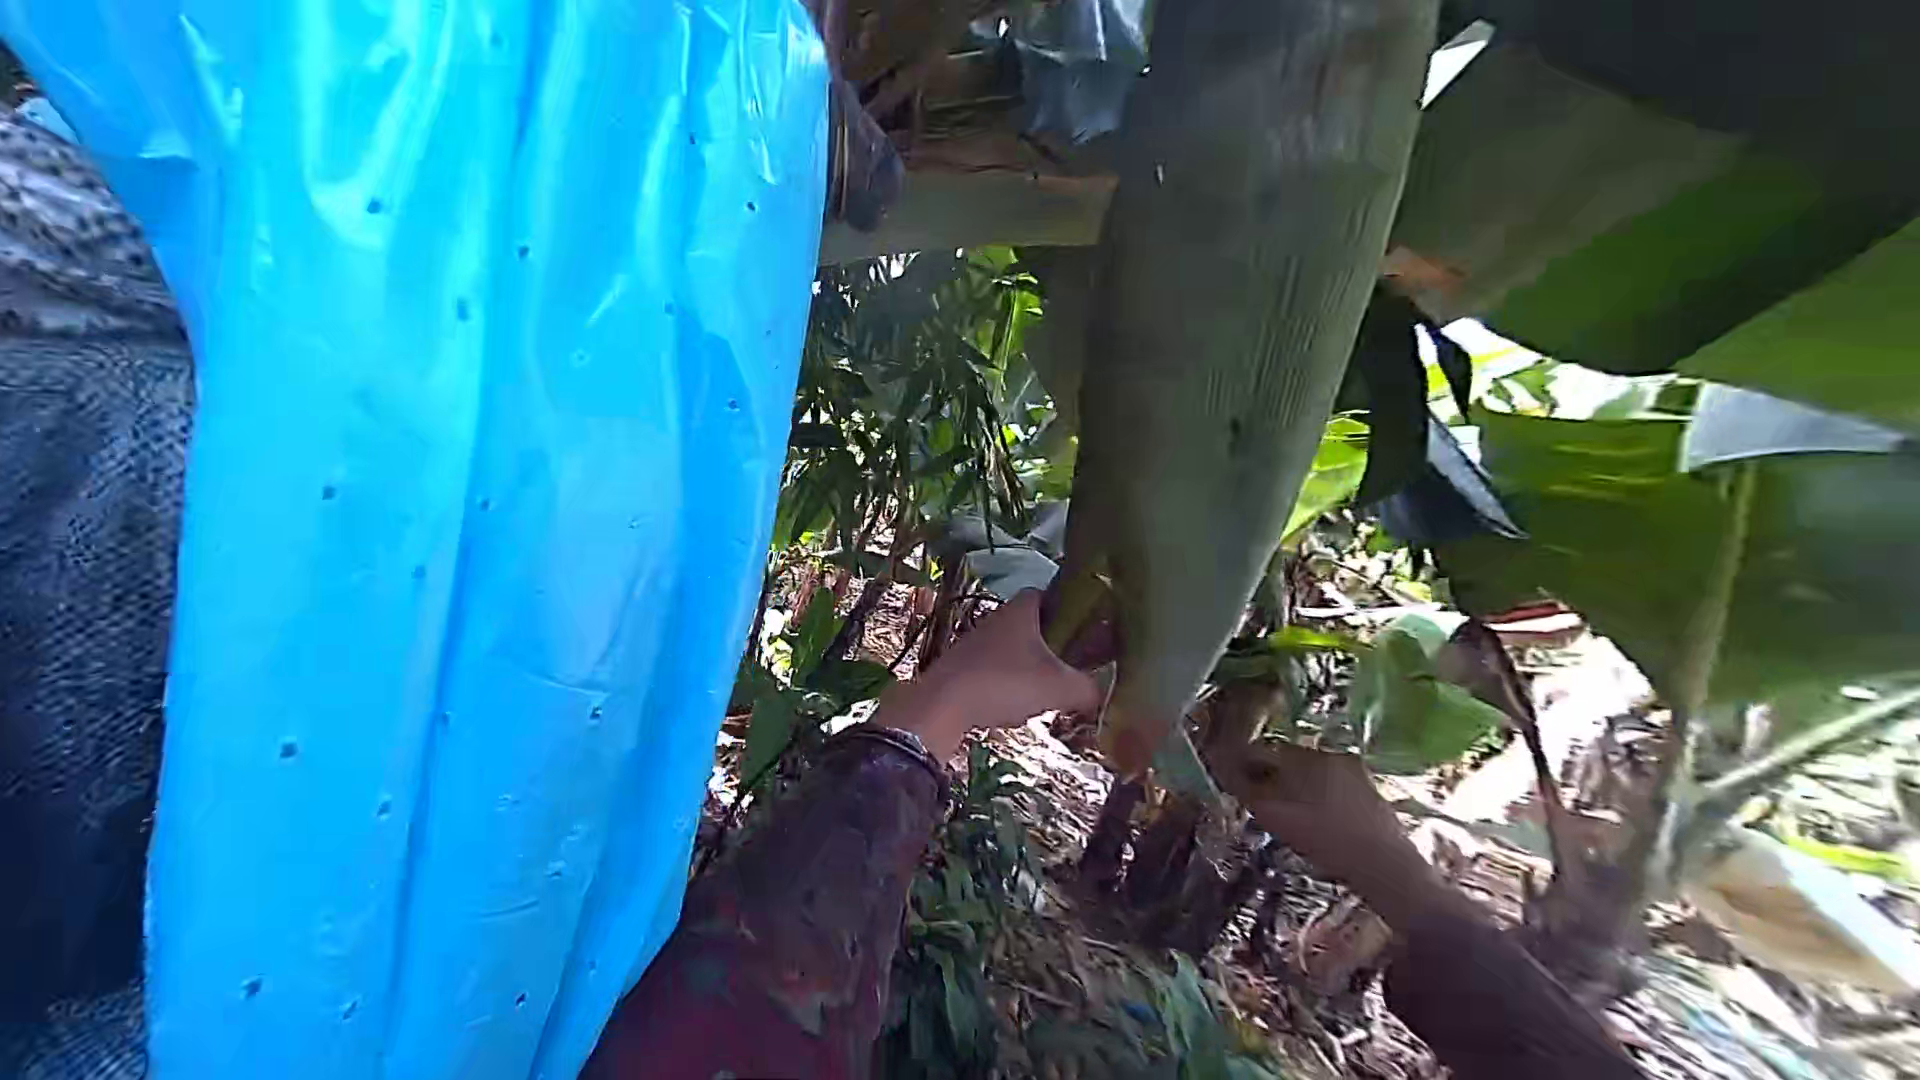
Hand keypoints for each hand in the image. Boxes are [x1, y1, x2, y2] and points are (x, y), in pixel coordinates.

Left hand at [876, 591, 1101, 759]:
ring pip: (1013, 647)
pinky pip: (995, 668)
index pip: (1048, 593)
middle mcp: (997, 617)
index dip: (1069, 606)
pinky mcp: (962, 665)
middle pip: (1032, 623)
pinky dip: (1008, 683)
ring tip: (1046, 691)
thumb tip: (1103, 694)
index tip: (1086, 628)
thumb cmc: (1006, 682)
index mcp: (1022, 609)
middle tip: (1071, 665)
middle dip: (1052, 643)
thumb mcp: (1060, 688)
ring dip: (1030, 666)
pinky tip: (1014, 706)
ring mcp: (976, 640)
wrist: (944, 703)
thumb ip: (1089, 689)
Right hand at [1214, 742, 1469, 928]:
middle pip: (1286, 758)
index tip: (1231, 782)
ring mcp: (1354, 771)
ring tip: (1286, 810)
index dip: (1241, 764)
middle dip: (1268, 774)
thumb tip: (1221, 769)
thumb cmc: (1326, 840)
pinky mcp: (1371, 789)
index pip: (1261, 749)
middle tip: (1257, 799)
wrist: (1390, 871)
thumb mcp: (1275, 817)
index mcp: (1304, 755)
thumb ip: (1244, 789)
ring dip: (1293, 784)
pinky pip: (1331, 783)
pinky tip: (1317, 818)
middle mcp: (1329, 754)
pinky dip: (1317, 794)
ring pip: (1310, 771)